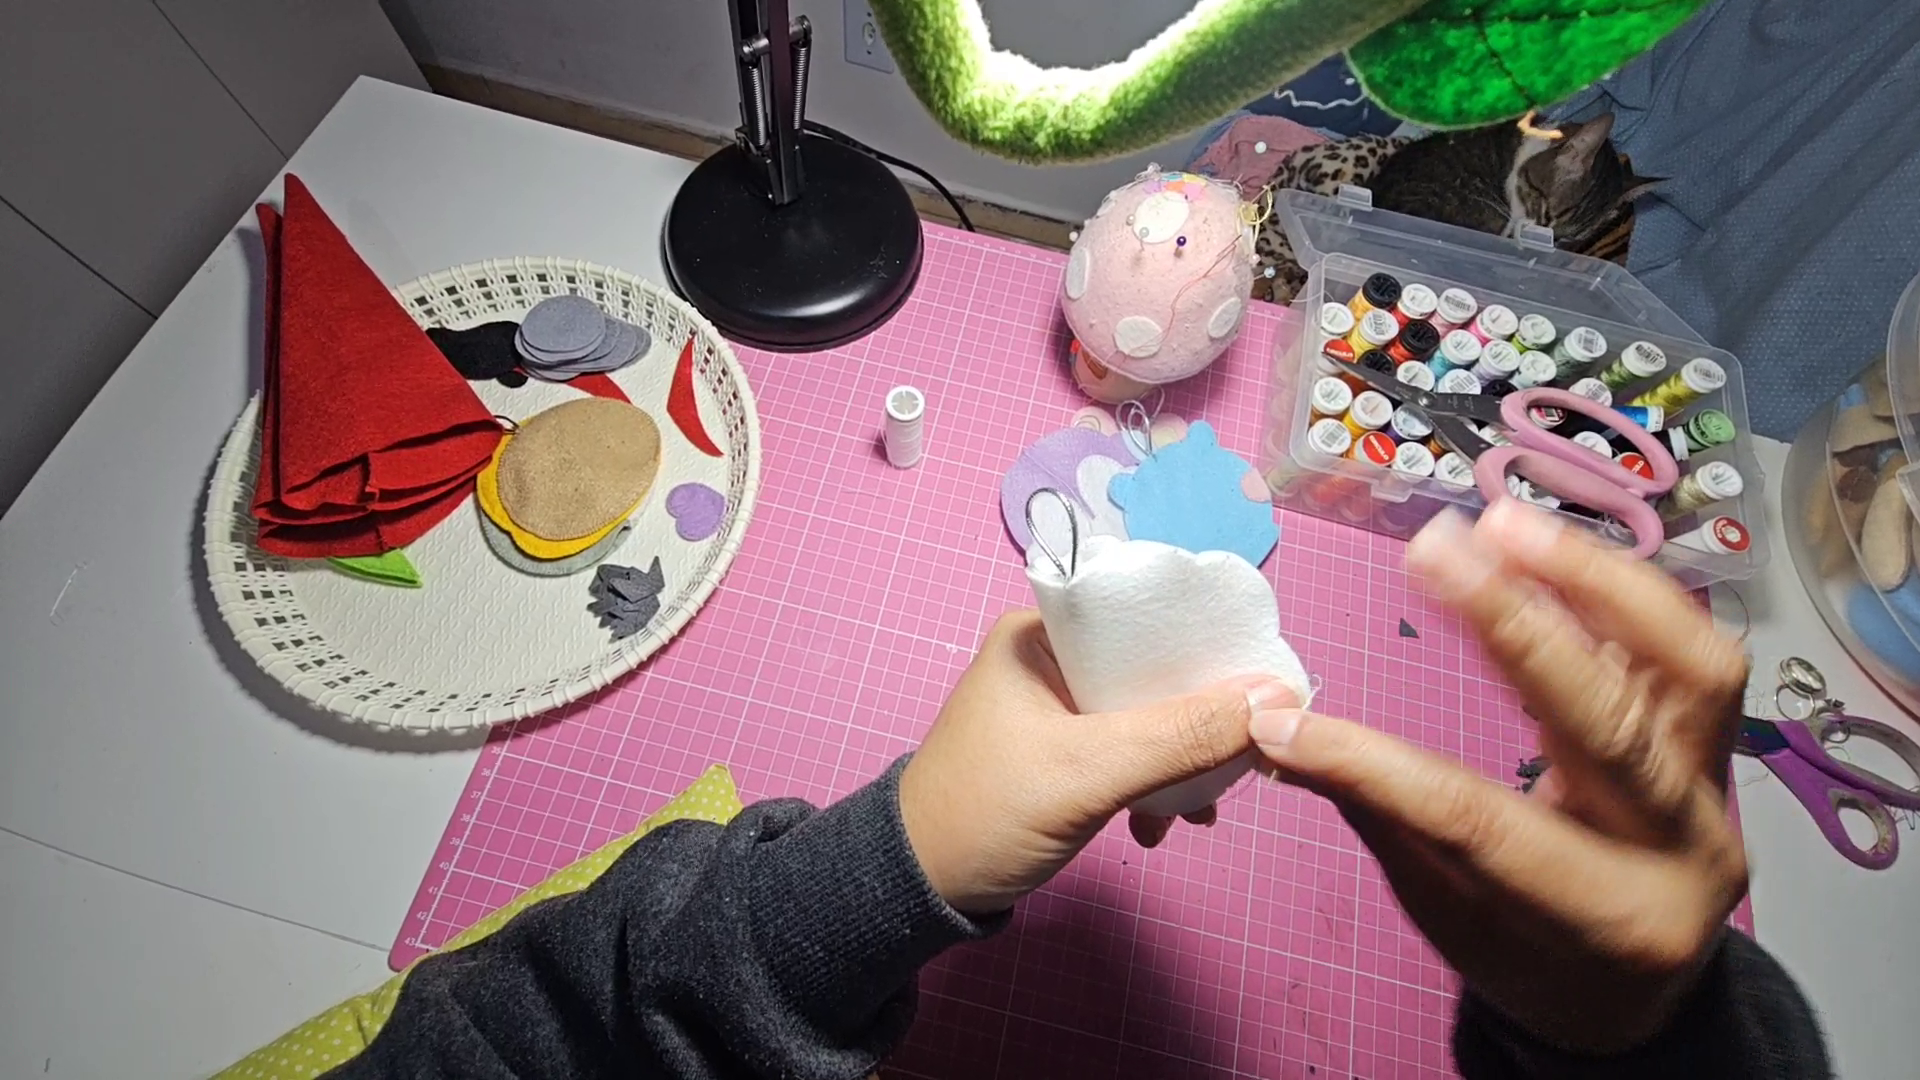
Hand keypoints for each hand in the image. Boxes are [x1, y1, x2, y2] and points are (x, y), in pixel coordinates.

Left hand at [899, 610, 1298, 914]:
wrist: (924, 884)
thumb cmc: (988, 811)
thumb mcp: (1087, 771)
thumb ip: (1179, 735)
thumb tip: (1274, 695)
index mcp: (1041, 635)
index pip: (1140, 618)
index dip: (1203, 648)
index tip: (1258, 690)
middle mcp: (1050, 658)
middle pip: (1149, 671)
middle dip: (1197, 719)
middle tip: (1239, 760)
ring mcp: (1055, 705)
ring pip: (1143, 715)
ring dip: (1178, 760)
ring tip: (1198, 810)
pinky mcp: (1061, 747)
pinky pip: (1126, 749)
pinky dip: (1151, 781)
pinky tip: (1162, 822)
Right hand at [1246, 500, 1748, 1052]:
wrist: (1633, 989)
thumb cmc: (1520, 953)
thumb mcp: (1437, 906)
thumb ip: (1371, 808)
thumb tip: (1274, 729)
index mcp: (1600, 910)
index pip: (1468, 815)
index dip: (1363, 761)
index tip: (1275, 718)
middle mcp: (1680, 844)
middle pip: (1609, 721)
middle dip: (1512, 624)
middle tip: (1433, 549)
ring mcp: (1711, 787)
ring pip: (1687, 666)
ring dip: (1591, 580)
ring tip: (1503, 522)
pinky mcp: (1706, 743)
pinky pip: (1682, 653)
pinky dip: (1615, 588)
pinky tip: (1544, 545)